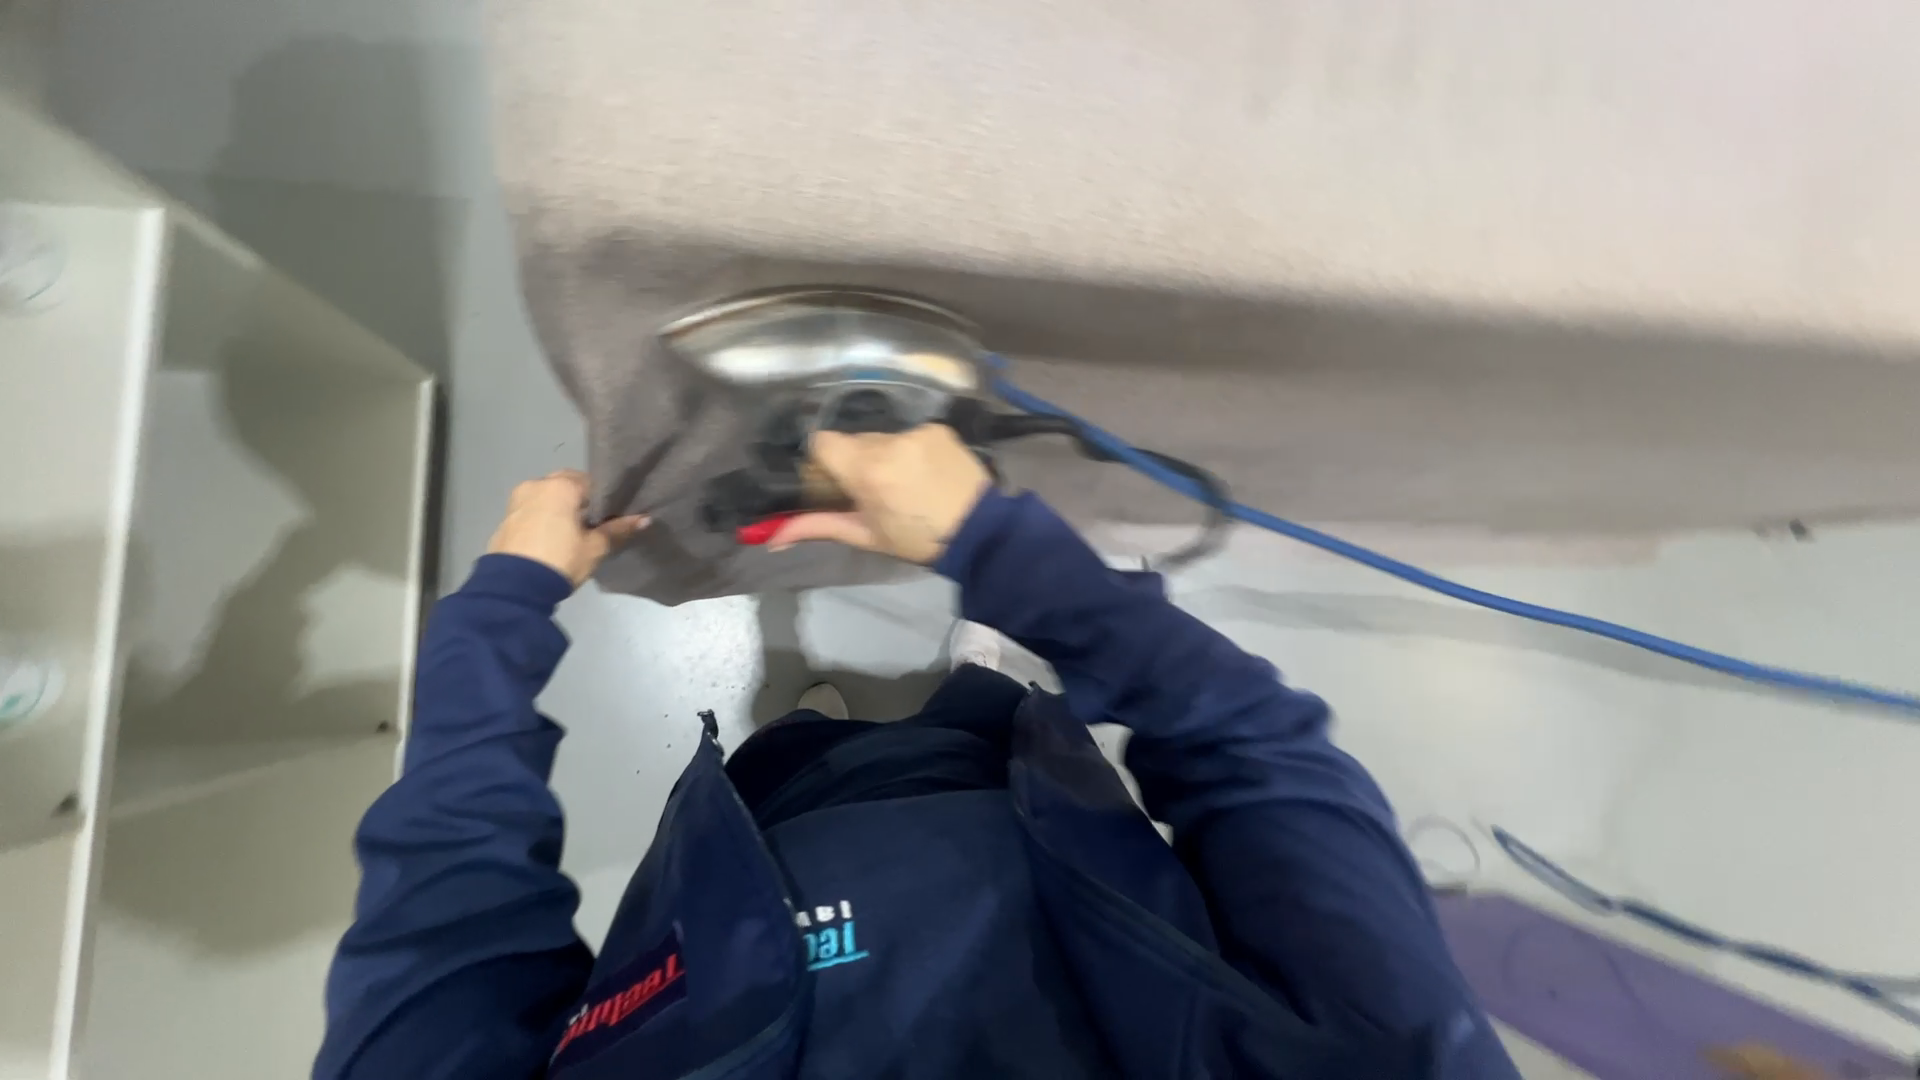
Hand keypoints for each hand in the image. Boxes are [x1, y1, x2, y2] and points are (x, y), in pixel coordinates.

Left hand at [487, 470, 647, 586]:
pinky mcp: (506, 517)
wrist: (515, 587)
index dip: (604, 498)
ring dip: (560, 506)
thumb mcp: (595, 547)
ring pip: (547, 495)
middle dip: (580, 498)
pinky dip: (544, 516)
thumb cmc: (561, 559)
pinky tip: (552, 536)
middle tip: (593, 521)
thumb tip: (645, 519)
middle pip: (566, 483)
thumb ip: (618, 529)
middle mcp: (536, 485)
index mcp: (561, 486)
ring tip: (572, 530)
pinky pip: (532, 508)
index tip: (611, 514)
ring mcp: (517, 500)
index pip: (591, 482)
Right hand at [769, 426, 991, 563]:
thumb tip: (771, 537)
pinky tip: (927, 472)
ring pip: (883, 437)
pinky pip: (911, 434)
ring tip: (906, 483)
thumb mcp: (867, 536)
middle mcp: (889, 442)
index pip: (822, 442)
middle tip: (876, 489)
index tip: (837, 480)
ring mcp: (917, 432)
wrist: (980, 532)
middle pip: (854, 441)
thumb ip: (818, 526)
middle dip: (858, 461)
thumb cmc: (918, 540)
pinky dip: (912, 450)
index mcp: (867, 471)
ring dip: (886, 455)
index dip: (825, 460)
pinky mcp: (939, 428)